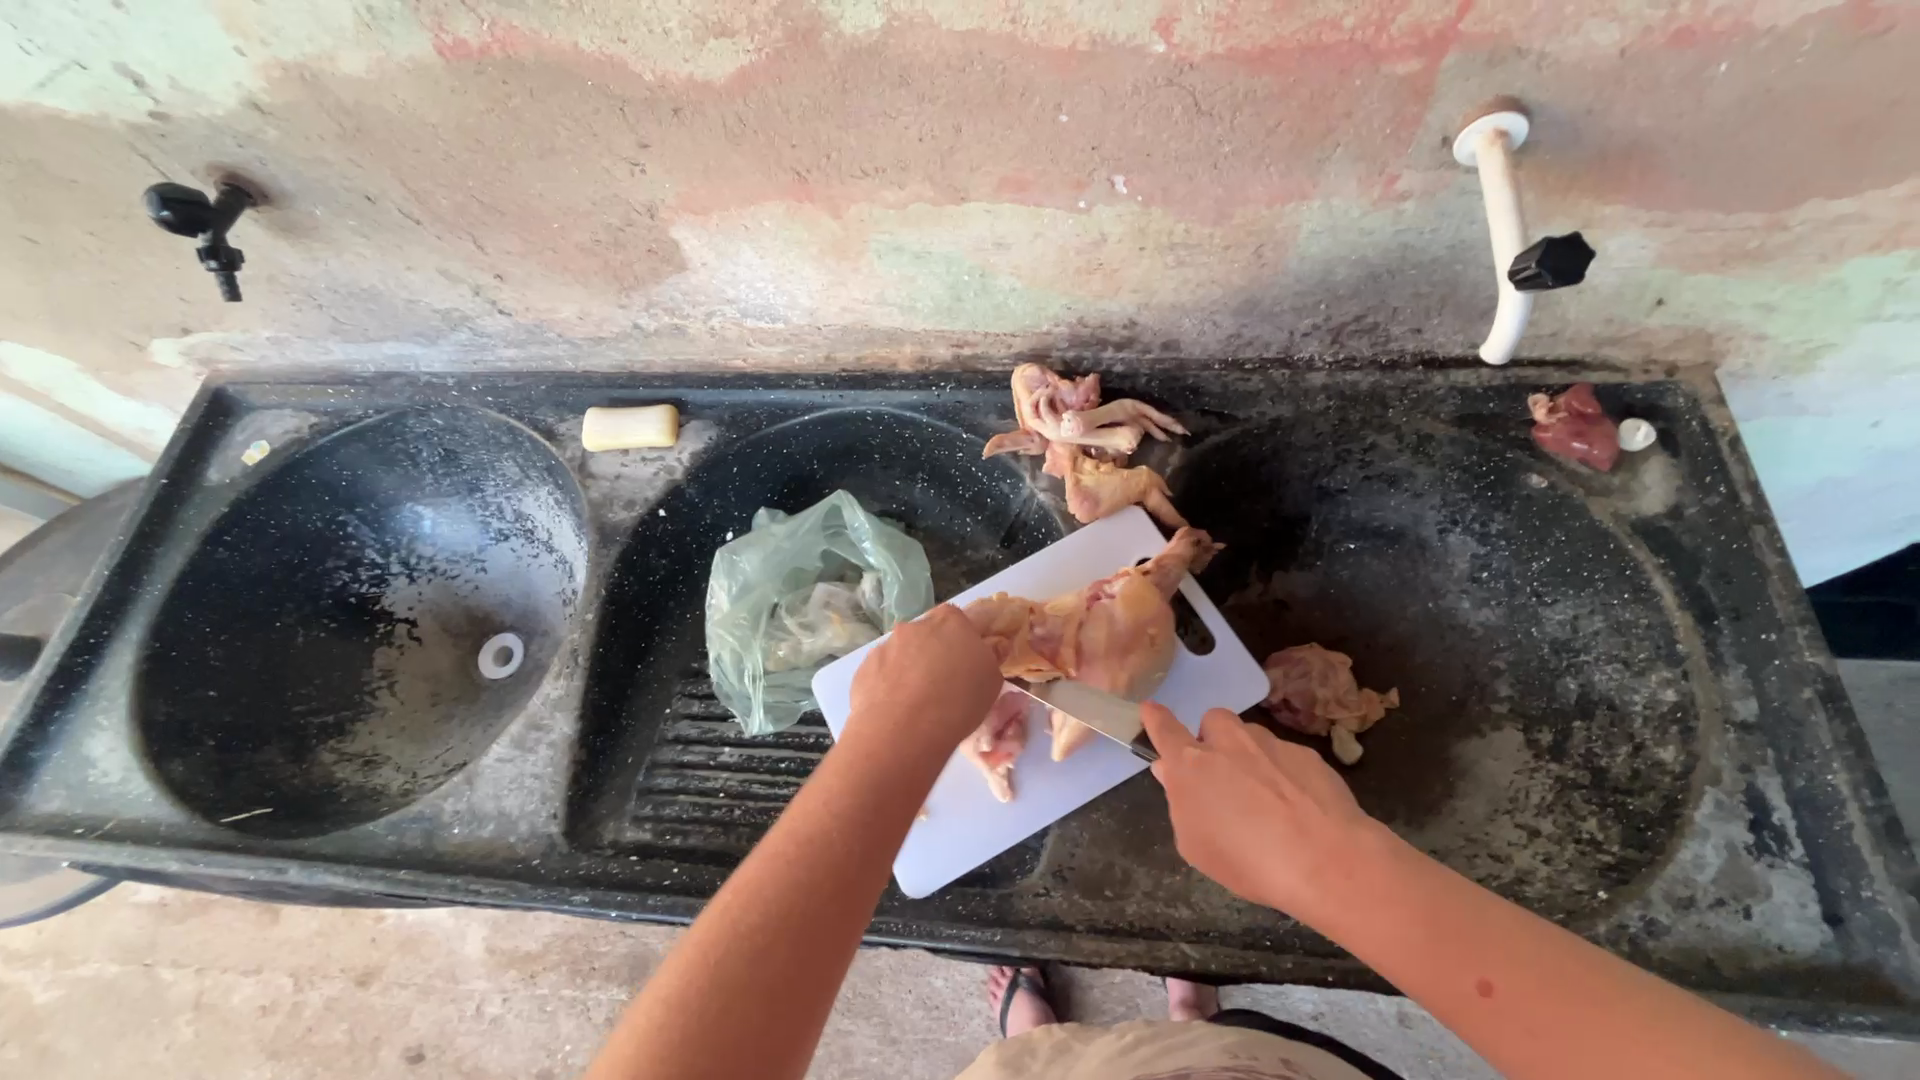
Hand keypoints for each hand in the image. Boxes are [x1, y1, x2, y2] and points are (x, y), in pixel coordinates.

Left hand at [846, 604, 1001, 756]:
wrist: (904, 730)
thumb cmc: (959, 701)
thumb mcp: (992, 681)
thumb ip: (989, 657)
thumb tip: (988, 647)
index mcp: (950, 620)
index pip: (957, 619)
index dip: (960, 640)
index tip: (964, 663)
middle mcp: (914, 626)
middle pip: (926, 634)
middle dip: (932, 654)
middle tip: (942, 685)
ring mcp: (886, 645)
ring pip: (901, 654)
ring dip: (909, 670)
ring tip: (917, 704)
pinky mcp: (864, 668)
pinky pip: (881, 672)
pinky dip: (888, 686)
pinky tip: (896, 710)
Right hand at [1141, 704, 1396, 921]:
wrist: (1325, 860)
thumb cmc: (1246, 860)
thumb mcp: (1196, 846)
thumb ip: (1180, 804)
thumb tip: (1172, 774)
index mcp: (1190, 764)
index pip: (1163, 728)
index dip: (1155, 718)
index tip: (1150, 709)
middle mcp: (1227, 742)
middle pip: (1212, 722)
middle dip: (1212, 740)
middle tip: (1222, 775)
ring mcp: (1270, 744)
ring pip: (1251, 738)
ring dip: (1250, 756)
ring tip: (1266, 799)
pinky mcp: (1307, 754)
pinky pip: (1285, 757)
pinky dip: (1285, 775)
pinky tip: (1299, 809)